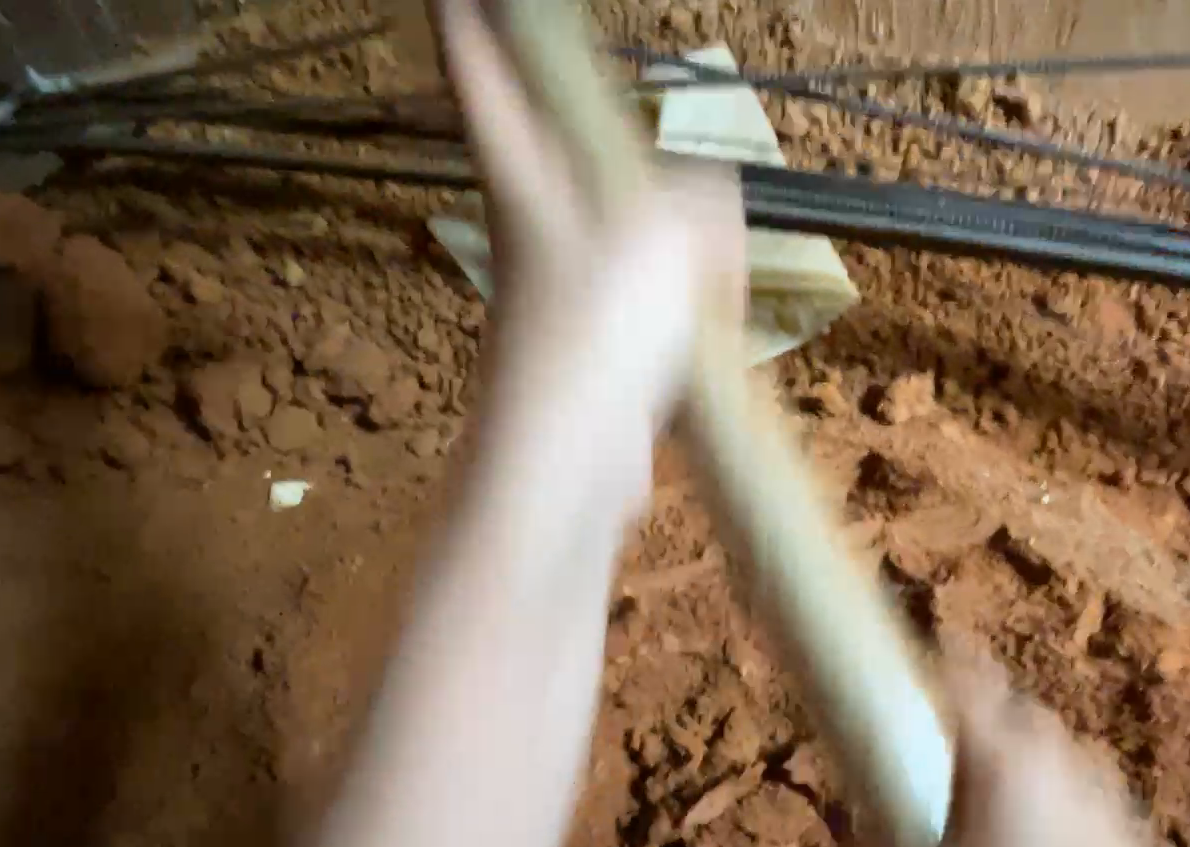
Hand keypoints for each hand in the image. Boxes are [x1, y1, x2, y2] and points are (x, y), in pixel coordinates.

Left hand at [433, 0, 745, 505]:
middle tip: (666, 155)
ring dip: (685, 249)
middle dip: (628, 150)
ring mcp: (572, 292)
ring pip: (633, 235)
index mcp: (523, 177)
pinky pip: (655, 303)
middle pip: (575, 154)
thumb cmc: (599, 329)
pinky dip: (690, 311)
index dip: (472, 14)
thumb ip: (701, 199)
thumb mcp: (666, 232)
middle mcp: (538, 227)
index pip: (480, 66)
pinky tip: (713, 327)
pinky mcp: (603, 346)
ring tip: (717, 281)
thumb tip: (712, 212)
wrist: (577, 459)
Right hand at [850, 644, 1189, 846]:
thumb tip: (862, 825)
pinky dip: (1038, 822)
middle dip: (956, 737)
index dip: (916, 668)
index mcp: (1012, 759)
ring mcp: (1111, 802)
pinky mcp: (1136, 846)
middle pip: (1000, 716)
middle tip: (923, 790)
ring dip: (998, 784)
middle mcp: (1068, 762)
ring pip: (1036, 763)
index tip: (887, 690)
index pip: (958, 672)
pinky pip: (1067, 805)